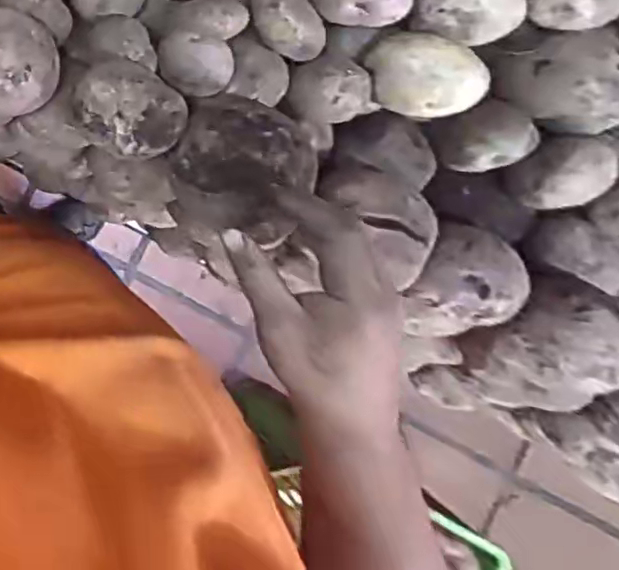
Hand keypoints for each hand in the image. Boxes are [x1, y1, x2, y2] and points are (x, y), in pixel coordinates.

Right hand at [224, 189, 404, 438]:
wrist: (355, 426)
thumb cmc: (312, 374)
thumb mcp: (277, 323)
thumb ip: (256, 273)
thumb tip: (231, 231)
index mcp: (360, 291)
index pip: (335, 230)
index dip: (302, 205)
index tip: (269, 193)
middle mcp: (382, 289)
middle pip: (353, 231)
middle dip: (314, 208)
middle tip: (277, 197)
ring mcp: (388, 299)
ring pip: (360, 243)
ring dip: (325, 222)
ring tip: (289, 213)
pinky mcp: (383, 308)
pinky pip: (361, 258)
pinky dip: (333, 240)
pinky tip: (310, 244)